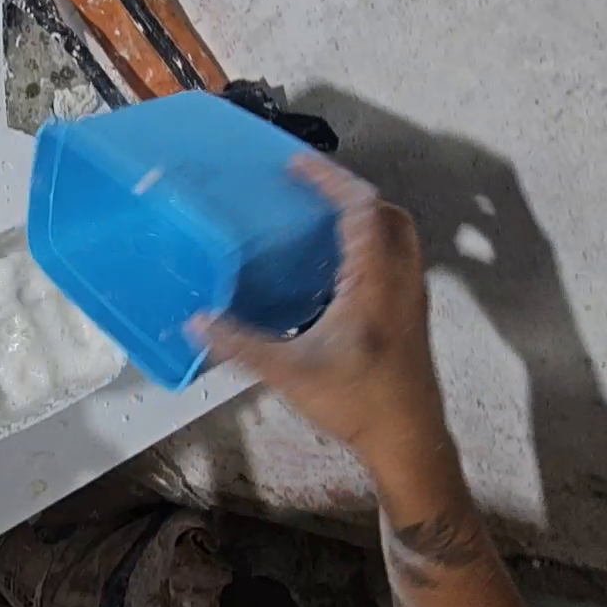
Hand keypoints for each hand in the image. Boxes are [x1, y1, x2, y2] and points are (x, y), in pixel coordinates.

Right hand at [191, 153, 448, 470]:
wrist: (409, 440)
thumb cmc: (356, 402)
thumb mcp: (289, 373)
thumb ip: (240, 345)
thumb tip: (196, 321)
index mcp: (374, 284)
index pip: (362, 211)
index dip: (331, 181)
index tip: (297, 165)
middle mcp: (400, 282)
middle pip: (387, 214)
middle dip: (348, 192)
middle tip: (306, 188)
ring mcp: (409, 298)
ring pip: (396, 235)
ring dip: (361, 216)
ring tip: (316, 218)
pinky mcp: (407, 314)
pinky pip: (392, 258)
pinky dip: (366, 243)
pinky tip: (331, 265)